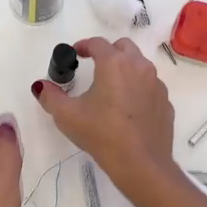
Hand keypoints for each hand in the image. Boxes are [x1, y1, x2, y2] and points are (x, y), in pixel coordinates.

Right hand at [31, 37, 175, 187]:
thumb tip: (40, 86)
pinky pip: (150, 88)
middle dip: (109, 51)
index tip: (75, 52)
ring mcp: (156, 85)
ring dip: (126, 69)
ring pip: (140, 66)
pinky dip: (139, 90)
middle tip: (95, 65)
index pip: (98, 43)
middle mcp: (139, 67)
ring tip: (112, 88)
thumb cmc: (101, 134)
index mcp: (115, 64)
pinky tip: (128, 109)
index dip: (84, 45)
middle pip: (124, 47)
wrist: (141, 163)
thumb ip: (50, 96)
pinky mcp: (166, 103)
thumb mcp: (66, 115)